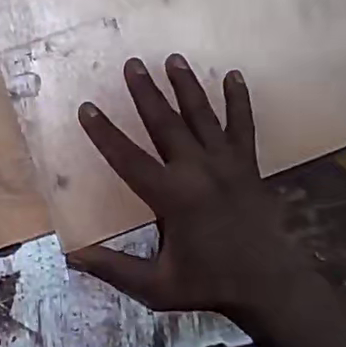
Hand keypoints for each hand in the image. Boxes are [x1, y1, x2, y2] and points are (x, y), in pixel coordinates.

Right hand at [66, 54, 323, 324]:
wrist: (272, 287)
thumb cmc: (209, 284)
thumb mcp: (155, 286)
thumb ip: (114, 268)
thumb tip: (73, 256)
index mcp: (172, 197)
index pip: (129, 158)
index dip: (104, 133)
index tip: (87, 108)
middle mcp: (198, 171)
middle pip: (166, 124)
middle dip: (146, 93)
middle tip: (132, 64)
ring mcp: (228, 165)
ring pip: (202, 117)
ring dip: (186, 86)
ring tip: (173, 59)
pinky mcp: (248, 166)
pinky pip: (243, 127)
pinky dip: (238, 101)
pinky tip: (233, 76)